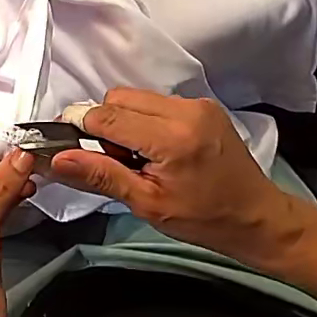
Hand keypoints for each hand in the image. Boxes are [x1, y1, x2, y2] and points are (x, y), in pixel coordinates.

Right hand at [49, 88, 313, 266]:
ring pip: (133, 97)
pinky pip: (153, 101)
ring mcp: (196, 104)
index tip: (68, 146)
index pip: (107, 117)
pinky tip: (153, 147)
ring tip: (136, 155)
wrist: (259, 218)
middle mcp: (185, 110)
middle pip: (117, 99)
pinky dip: (141, 119)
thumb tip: (57, 159)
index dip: (80, 128)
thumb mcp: (147, 204)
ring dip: (122, 121)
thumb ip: (100, 175)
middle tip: (113, 159)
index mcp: (172, 138)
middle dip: (103, 125)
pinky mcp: (201, 104)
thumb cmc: (204, 219)